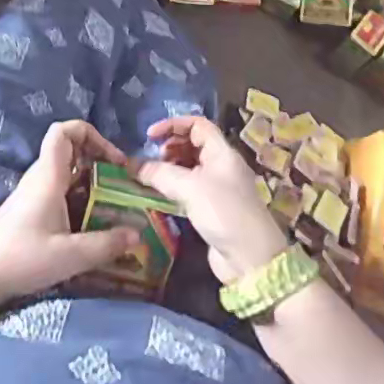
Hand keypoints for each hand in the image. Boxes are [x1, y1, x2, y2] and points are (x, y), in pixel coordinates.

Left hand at [0, 121, 139, 304]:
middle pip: (71, 149)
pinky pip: (62, 190)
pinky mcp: (33, 208)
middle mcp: (42, 176)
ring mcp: (35, 192)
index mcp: (49, 175)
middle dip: (100, 159)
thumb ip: (106, 244)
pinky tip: (95, 221)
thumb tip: (138, 234)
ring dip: (93, 180)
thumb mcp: (69, 255)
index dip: (91, 134)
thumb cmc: (20, 257)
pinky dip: (81, 196)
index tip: (113, 159)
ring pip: (69, 172)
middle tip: (122, 183)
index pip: (65, 131)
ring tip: (116, 203)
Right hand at [135, 117, 287, 283]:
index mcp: (222, 152)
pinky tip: (158, 195)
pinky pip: (189, 189)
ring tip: (150, 177)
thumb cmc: (224, 213)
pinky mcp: (212, 208)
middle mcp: (221, 166)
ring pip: (190, 167)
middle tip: (150, 159)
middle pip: (193, 144)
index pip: (198, 125)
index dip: (173, 124)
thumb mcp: (190, 188)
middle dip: (169, 146)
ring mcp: (218, 188)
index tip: (149, 136)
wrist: (251, 259)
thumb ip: (160, 173)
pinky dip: (172, 187)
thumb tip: (133, 166)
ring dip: (169, 167)